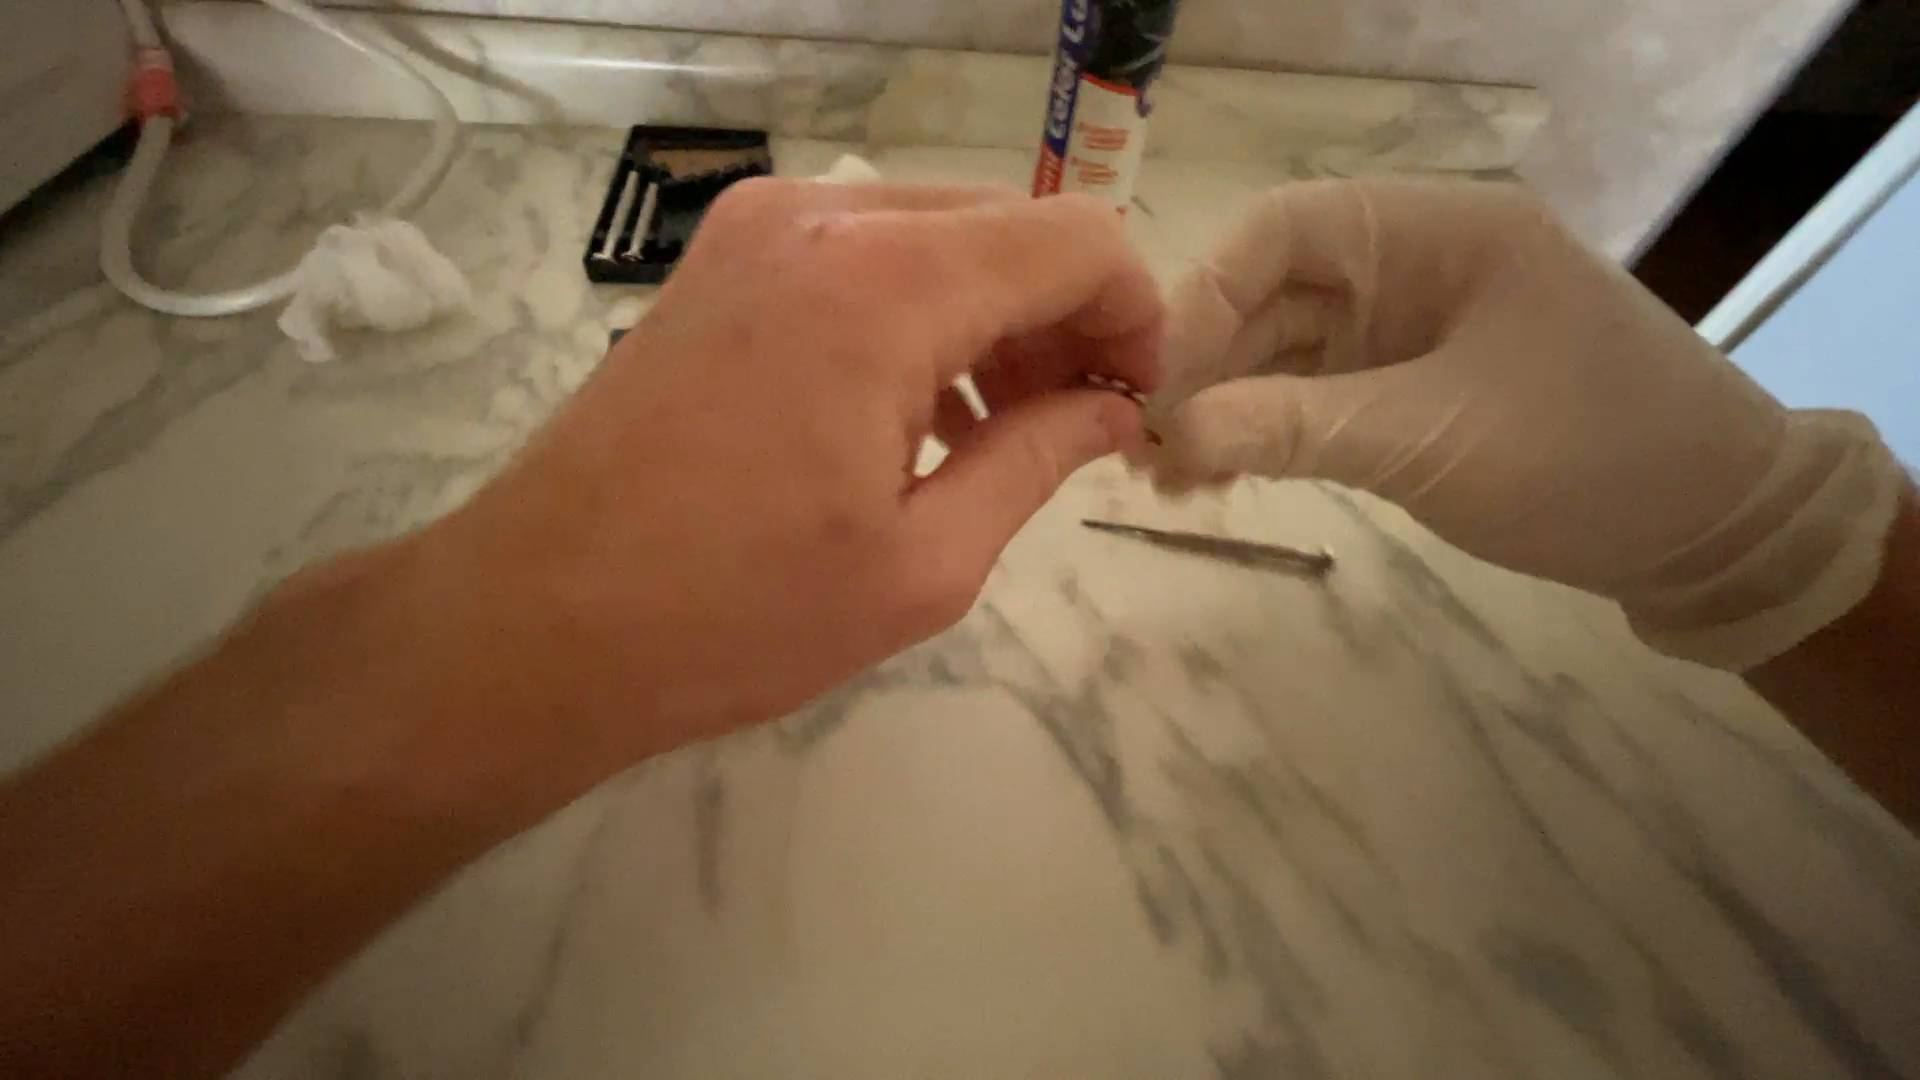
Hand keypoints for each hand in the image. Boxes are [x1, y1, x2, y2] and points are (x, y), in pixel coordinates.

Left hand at [397, 178, 1161, 789]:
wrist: (539, 623)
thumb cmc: (739, 616)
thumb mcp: (926, 562)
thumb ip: (1038, 460)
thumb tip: (1112, 411)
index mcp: (886, 285)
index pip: (1075, 240)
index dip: (1134, 312)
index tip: (1133, 398)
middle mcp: (823, 218)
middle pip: (1008, 227)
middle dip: (1067, 318)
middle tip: (1076, 422)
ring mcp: (758, 229)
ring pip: (937, 237)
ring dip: (995, 318)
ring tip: (1002, 427)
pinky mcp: (721, 264)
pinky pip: (863, 259)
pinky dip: (921, 317)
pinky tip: (918, 409)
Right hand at [1136, 179, 1901, 668]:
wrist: (1697, 531)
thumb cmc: (1585, 456)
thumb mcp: (1427, 438)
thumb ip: (1289, 428)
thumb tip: (1169, 435)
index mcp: (1426, 234)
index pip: (1278, 236)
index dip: (1202, 302)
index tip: (1154, 388)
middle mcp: (1397, 270)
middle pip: (1260, 302)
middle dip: (1197, 376)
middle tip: (1144, 453)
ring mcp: (1387, 335)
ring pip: (1268, 359)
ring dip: (1212, 416)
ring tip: (1167, 483)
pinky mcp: (1381, 391)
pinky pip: (1292, 403)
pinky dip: (1247, 439)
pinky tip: (1211, 481)